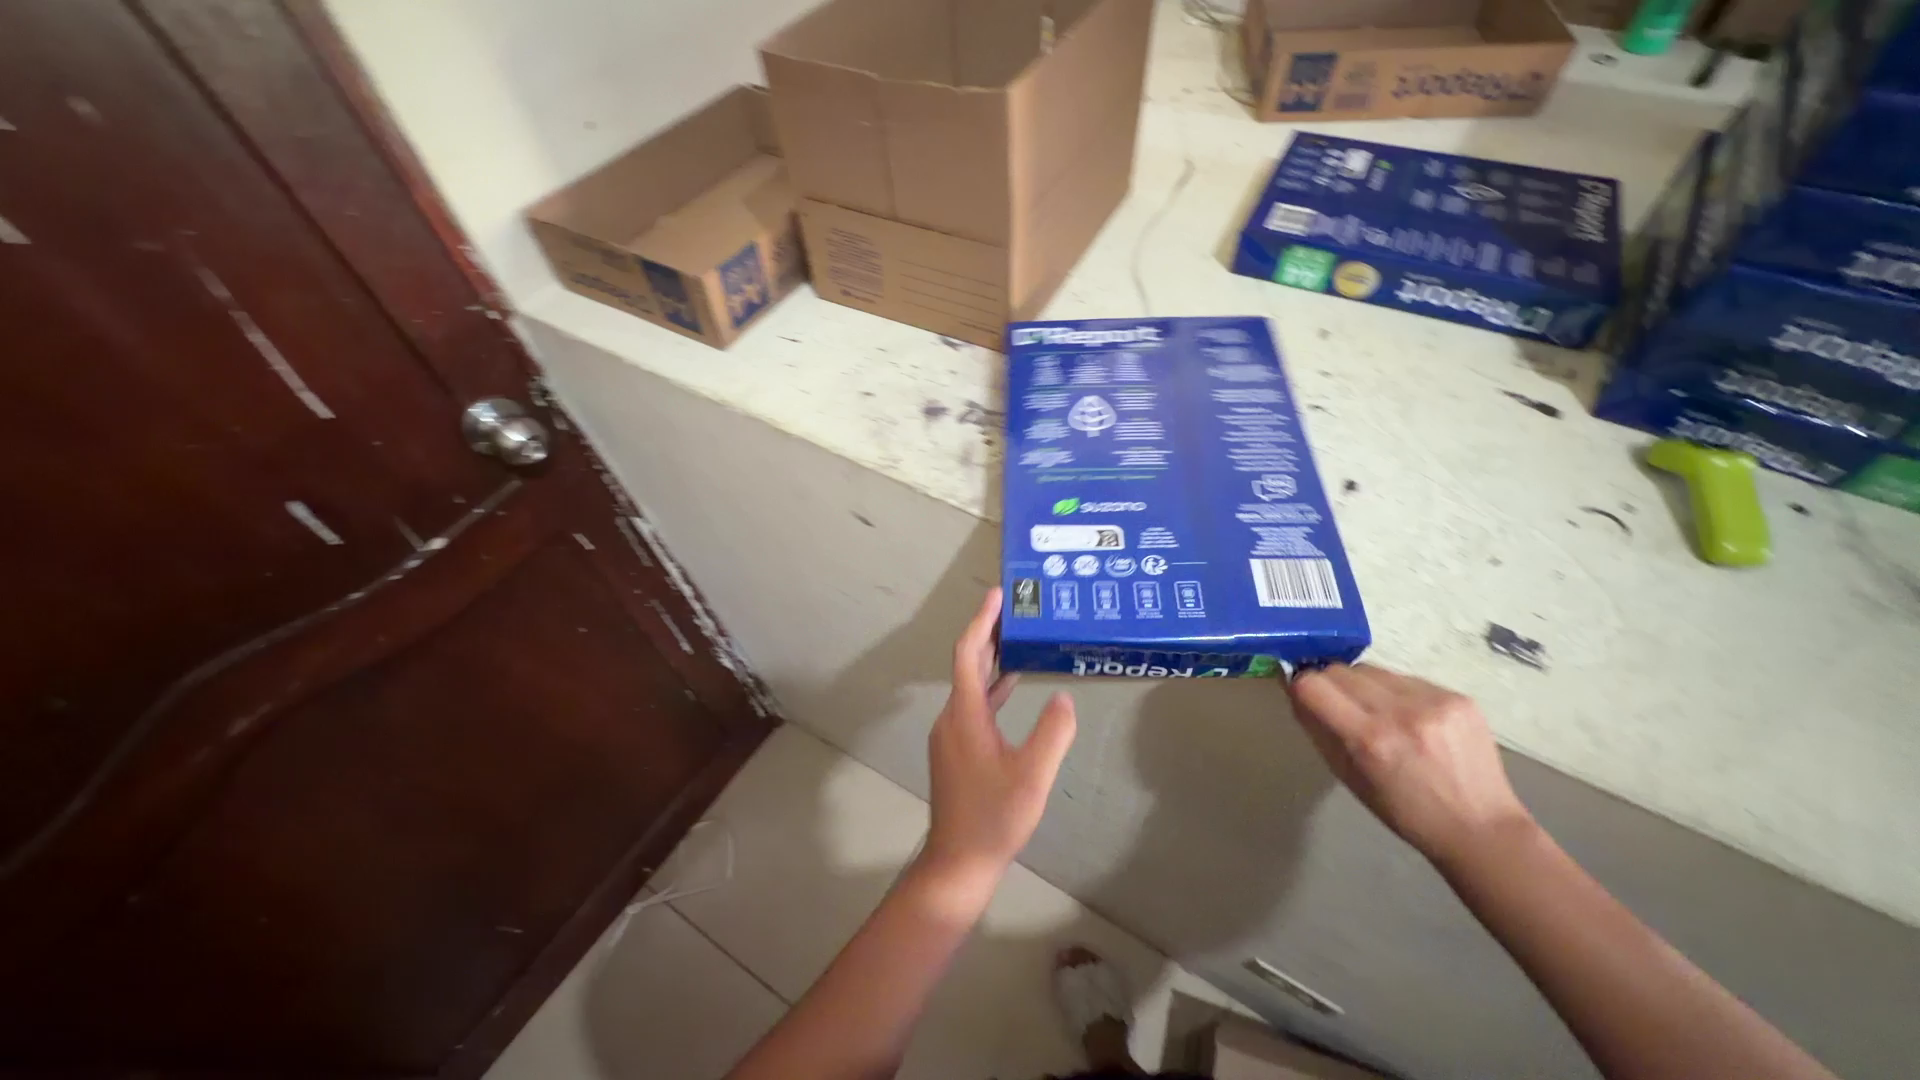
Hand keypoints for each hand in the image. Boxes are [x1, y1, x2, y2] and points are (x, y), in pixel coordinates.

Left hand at [923, 588, 1077, 881]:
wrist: (959, 862)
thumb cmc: (994, 818)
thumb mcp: (1033, 775)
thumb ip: (1052, 733)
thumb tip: (1064, 698)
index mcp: (964, 715)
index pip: (969, 653)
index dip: (982, 620)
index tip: (998, 594)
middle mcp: (951, 717)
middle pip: (968, 663)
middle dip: (990, 633)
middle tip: (1017, 608)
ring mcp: (952, 734)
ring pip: (971, 685)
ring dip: (992, 660)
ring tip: (1020, 637)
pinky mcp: (957, 749)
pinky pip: (974, 704)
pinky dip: (992, 687)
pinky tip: (1012, 685)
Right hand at [1287, 663, 1533, 864]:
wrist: (1480, 826)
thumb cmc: (1405, 812)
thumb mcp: (1350, 779)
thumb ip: (1319, 731)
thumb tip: (1294, 692)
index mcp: (1369, 739)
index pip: (1313, 685)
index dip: (1301, 687)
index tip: (1305, 697)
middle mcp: (1400, 712)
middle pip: (1341, 671)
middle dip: (1331, 685)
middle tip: (1341, 708)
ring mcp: (1434, 701)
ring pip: (1374, 670)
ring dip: (1365, 687)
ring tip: (1381, 715)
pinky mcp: (1459, 696)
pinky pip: (1408, 679)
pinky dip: (1399, 693)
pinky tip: (1414, 720)